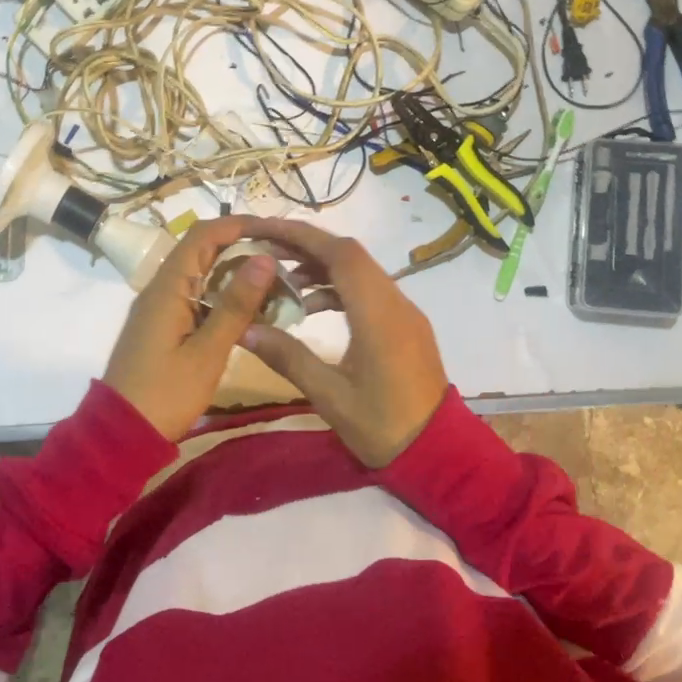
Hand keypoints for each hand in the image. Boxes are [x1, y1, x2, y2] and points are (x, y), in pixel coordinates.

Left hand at [103, 216, 279, 441]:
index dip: (238, 225)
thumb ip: (236, 304)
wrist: (121, 435)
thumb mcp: (208, 352)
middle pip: (202, 252)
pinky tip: (251, 314)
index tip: (275, 230)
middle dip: (242, 248)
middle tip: (283, 258)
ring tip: (276, 284)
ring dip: (235, 275)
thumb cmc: (166, 393)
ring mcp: (160, 310)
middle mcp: (161, 290)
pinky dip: (223, 299)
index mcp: (168, 288)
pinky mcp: (163, 329)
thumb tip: (264, 257)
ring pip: (201, 276)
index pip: (203, 236)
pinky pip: (196, 299)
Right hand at [236, 219, 448, 467]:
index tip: (263, 229)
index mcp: (377, 314)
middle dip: (305, 246)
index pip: (340, 254)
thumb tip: (245, 330)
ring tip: (281, 282)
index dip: (300, 235)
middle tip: (263, 252)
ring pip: (360, 272)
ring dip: (321, 268)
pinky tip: (310, 309)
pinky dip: (338, 289)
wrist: (437, 451)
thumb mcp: (329, 396)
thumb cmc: (382, 427)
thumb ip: (288, 358)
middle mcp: (395, 303)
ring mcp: (404, 313)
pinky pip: (369, 291)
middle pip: (349, 255)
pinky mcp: (405, 326)